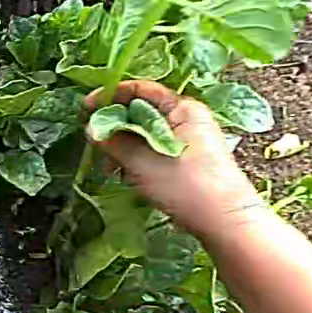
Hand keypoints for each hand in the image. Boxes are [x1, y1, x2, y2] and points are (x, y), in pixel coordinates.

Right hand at [84, 81, 265, 239]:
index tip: (86, 109)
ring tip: (111, 168)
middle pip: (142, 112)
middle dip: (115, 127)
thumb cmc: (187, 187)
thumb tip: (91, 128)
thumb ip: (115, 142)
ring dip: (124, 146)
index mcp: (183, 109)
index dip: (110, 96)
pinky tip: (127, 175)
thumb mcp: (143, 163)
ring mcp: (190, 140)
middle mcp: (189, 119)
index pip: (141, 90)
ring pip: (147, 134)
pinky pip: (156, 149)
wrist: (225, 222)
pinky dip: (138, 158)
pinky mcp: (189, 160)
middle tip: (96, 144)